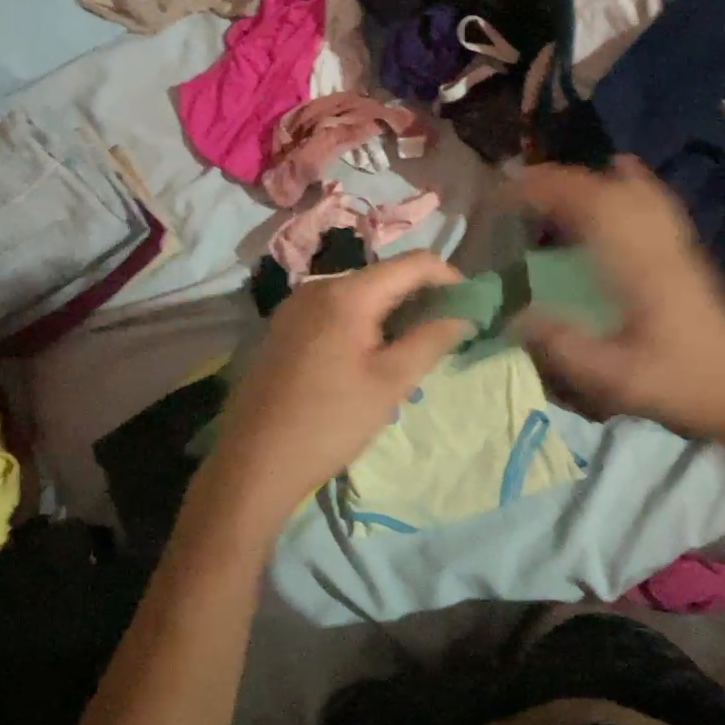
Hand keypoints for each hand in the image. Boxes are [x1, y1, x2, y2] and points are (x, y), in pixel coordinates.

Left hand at [201, 252, 470, 532]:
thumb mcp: (390, 383)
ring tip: (408, 357)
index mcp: (347, 292)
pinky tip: (368, 363)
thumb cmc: (329, 422)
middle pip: (385, 277)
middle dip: (420, 300)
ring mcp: (295, 306)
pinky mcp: (283, 328)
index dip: (449, 278)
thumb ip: (431, 340)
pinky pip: (334, 312)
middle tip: (443, 339)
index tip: (470, 308)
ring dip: (391, 316)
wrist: (253, 462)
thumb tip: (464, 314)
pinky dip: (362, 325)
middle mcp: (318, 286)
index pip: (413, 263)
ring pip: (360, 296)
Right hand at [509, 157, 724, 442]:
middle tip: (513, 188)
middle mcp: (656, 243)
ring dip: (585, 179)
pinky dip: (632, 180)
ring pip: (629, 190)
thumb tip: (508, 314)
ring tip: (549, 184)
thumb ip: (559, 345)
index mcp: (638, 265)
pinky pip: (656, 201)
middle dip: (555, 180)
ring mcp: (675, 244)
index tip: (503, 196)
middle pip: (603, 190)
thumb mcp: (612, 377)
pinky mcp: (685, 253)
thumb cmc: (677, 386)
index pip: (585, 206)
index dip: (541, 192)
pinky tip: (621, 167)